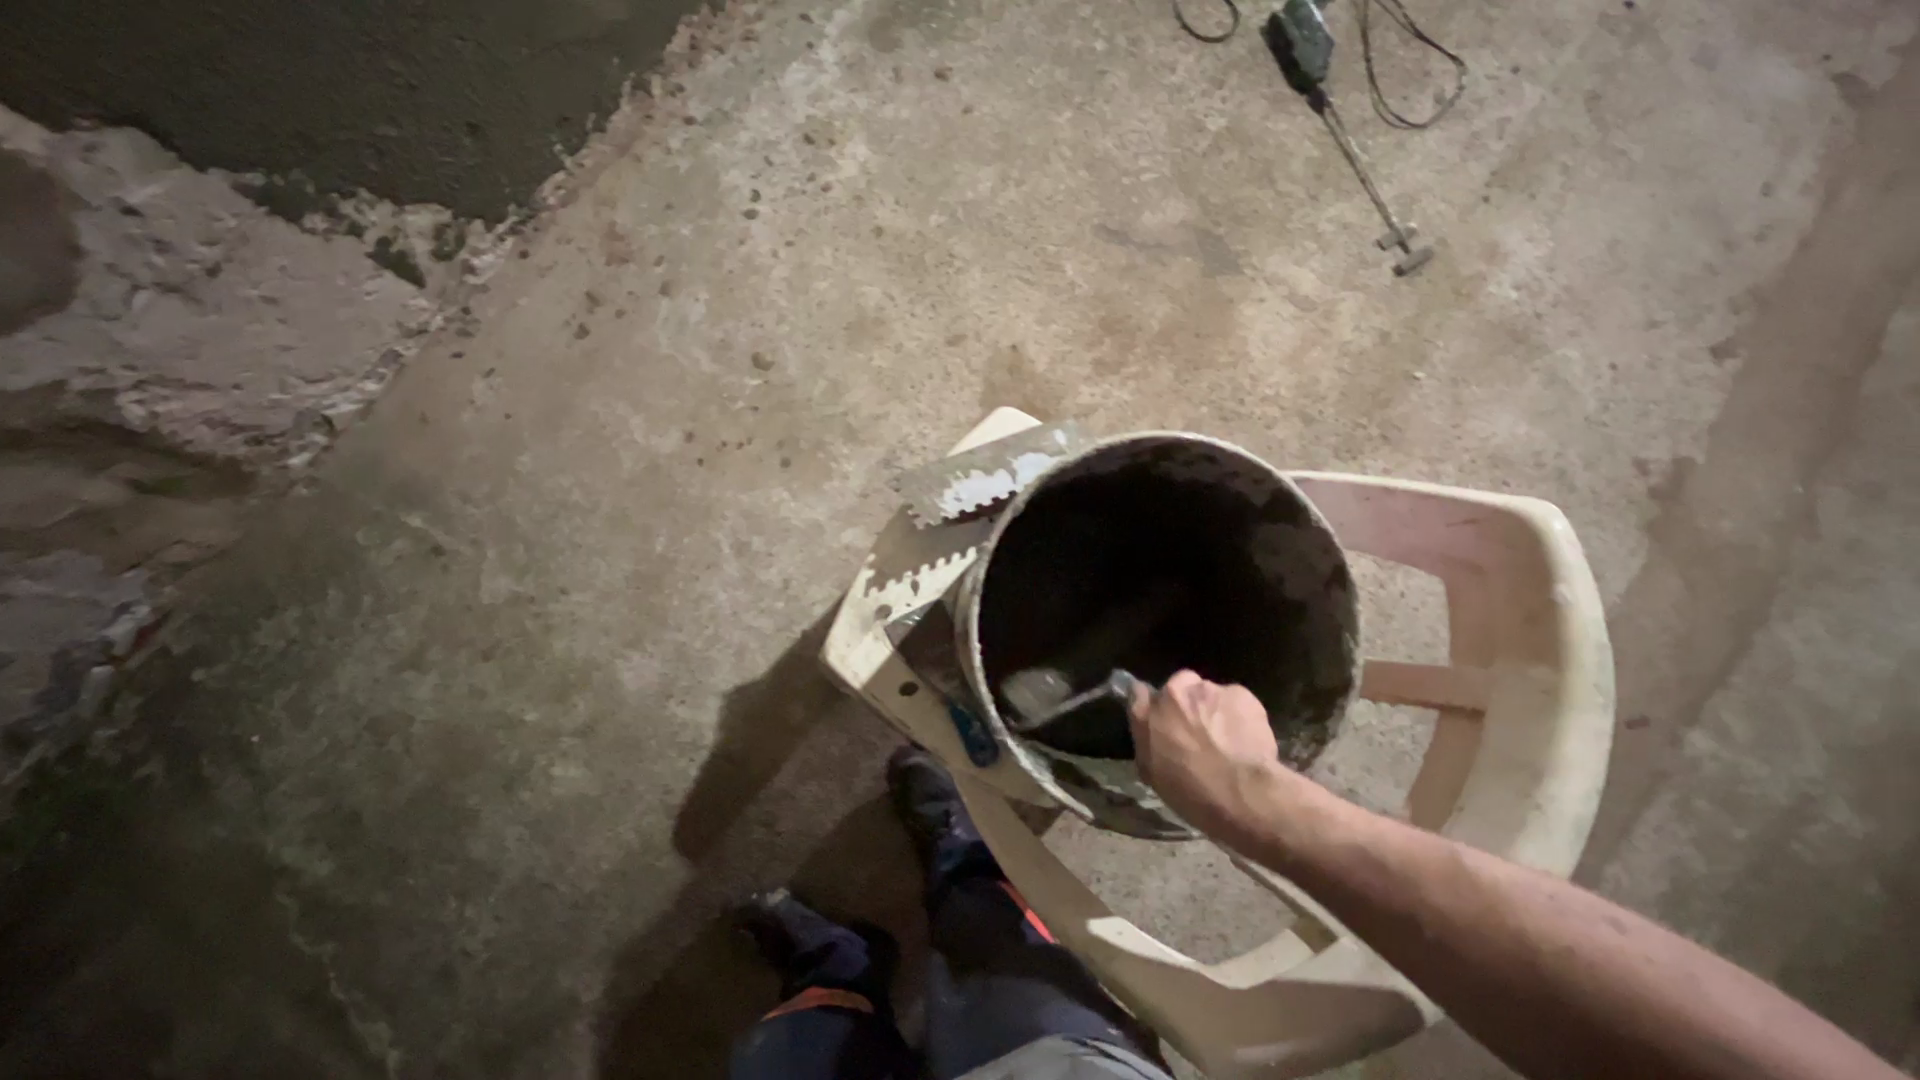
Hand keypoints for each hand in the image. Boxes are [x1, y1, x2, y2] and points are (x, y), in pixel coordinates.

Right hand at [1129, 670, 1280, 834]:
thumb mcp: (1153, 774)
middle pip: (1178, 687)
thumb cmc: (1193, 794)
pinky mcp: (1241, 693)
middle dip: (1186, 705)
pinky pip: (1235, 700)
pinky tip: (1246, 739)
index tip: (1159, 717)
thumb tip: (1144, 719)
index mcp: (1148, 712)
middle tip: (1197, 733)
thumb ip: (1144, 738)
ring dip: (1213, 710)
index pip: (1139, 692)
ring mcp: (1210, 689)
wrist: (1246, 797)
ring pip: (1209, 693)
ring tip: (1226, 740)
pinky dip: (1239, 715)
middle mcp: (1175, 691)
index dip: (1151, 705)